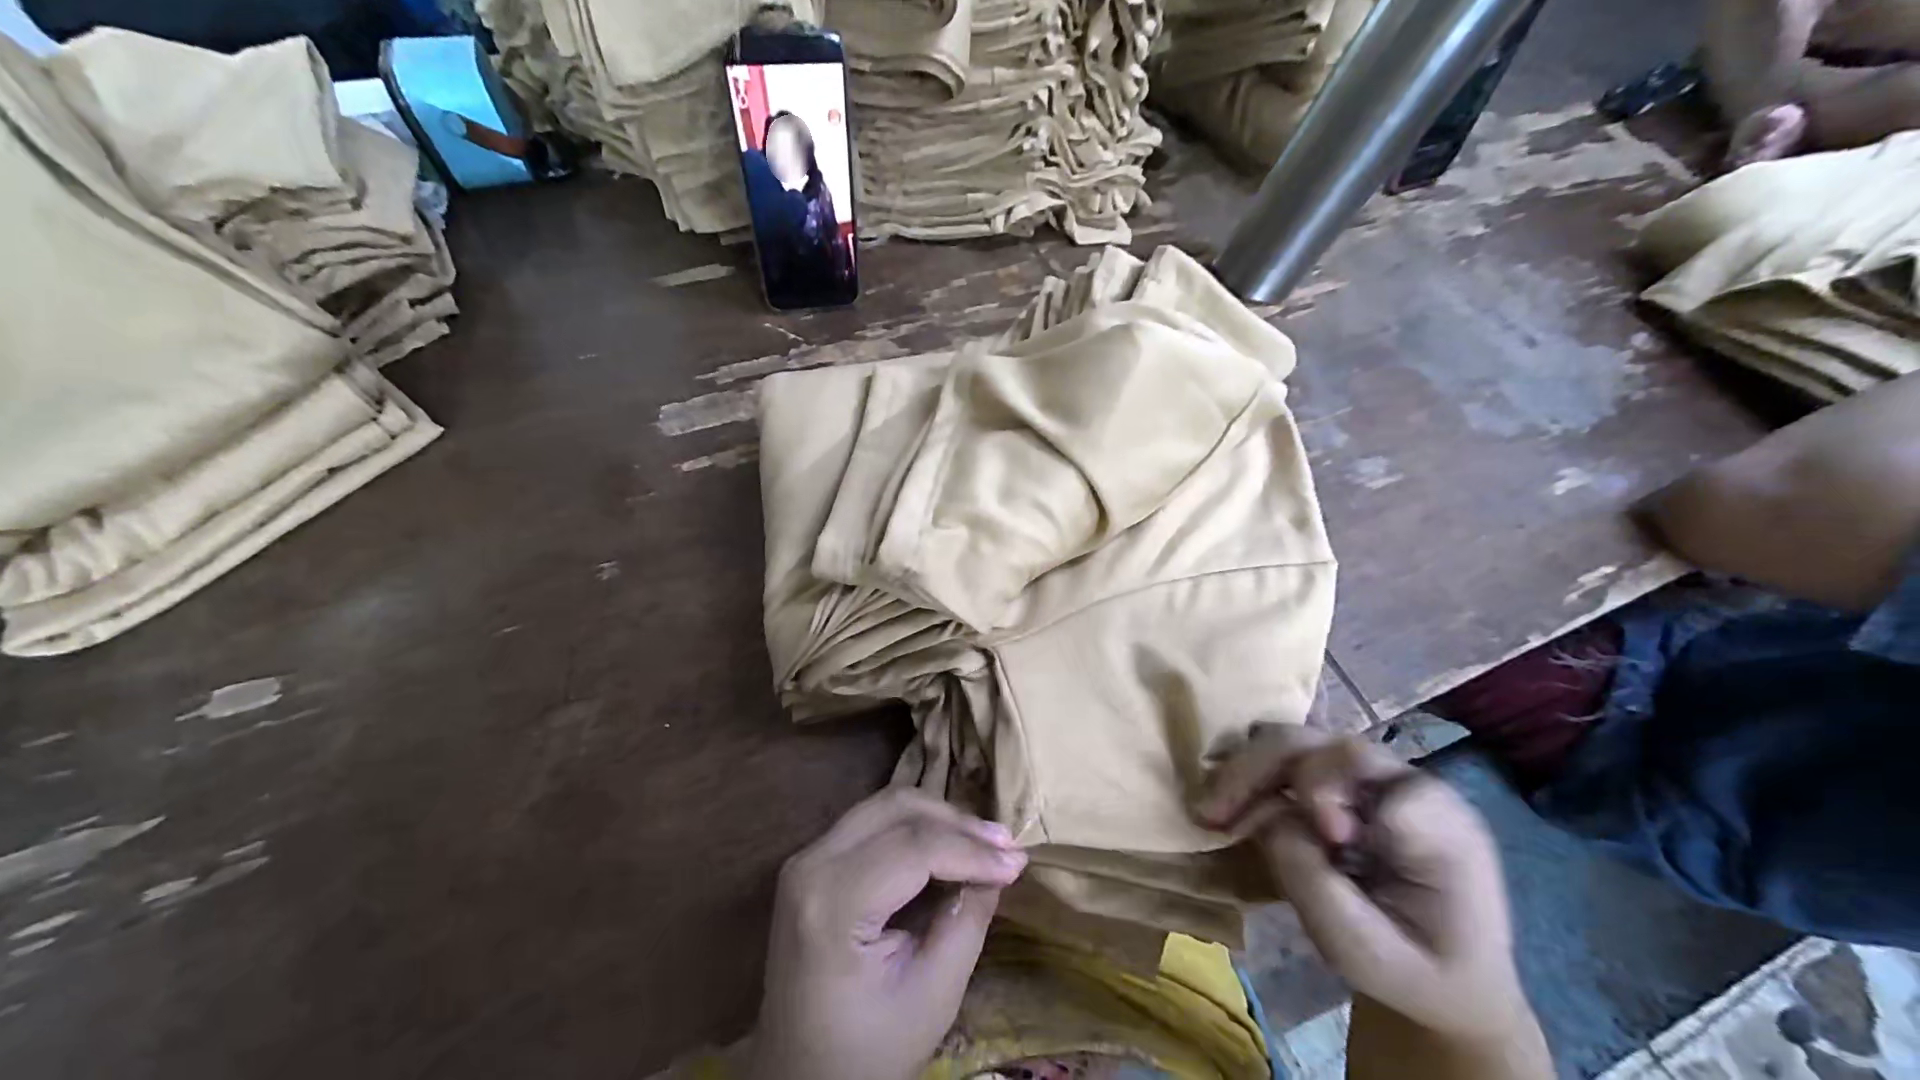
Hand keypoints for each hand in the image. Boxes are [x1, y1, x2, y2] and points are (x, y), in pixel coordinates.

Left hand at [746, 789, 1027, 1079]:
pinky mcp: (811, 861)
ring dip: (938, 817)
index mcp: (832, 904)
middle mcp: (810, 864)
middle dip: (958, 822)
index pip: (914, 848)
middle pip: (897, 810)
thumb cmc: (867, 1049)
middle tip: (1005, 846)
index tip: (1019, 862)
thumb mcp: (932, 995)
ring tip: (985, 842)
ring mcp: (805, 858)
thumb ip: (967, 922)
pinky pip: (870, 822)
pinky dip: (915, 826)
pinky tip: (949, 844)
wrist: (798, 1074)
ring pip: (884, 806)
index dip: (972, 850)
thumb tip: (1001, 866)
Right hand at [1197, 727, 1532, 1042]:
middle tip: (1211, 813)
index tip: (1329, 841)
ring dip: (1245, 771)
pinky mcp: (1338, 787)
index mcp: (1437, 820)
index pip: (1364, 766)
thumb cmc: (1413, 974)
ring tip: (1210, 813)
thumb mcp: (1366, 950)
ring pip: (1293, 743)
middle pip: (1317, 743)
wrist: (1442, 985)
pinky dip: (1249, 780)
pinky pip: (1286, 763)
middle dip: (1258, 769)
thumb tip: (1269, 819)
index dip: (1327, 789)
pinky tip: (1226, 811)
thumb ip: (1313, 881)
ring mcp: (1367, 781)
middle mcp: (1399, 783)